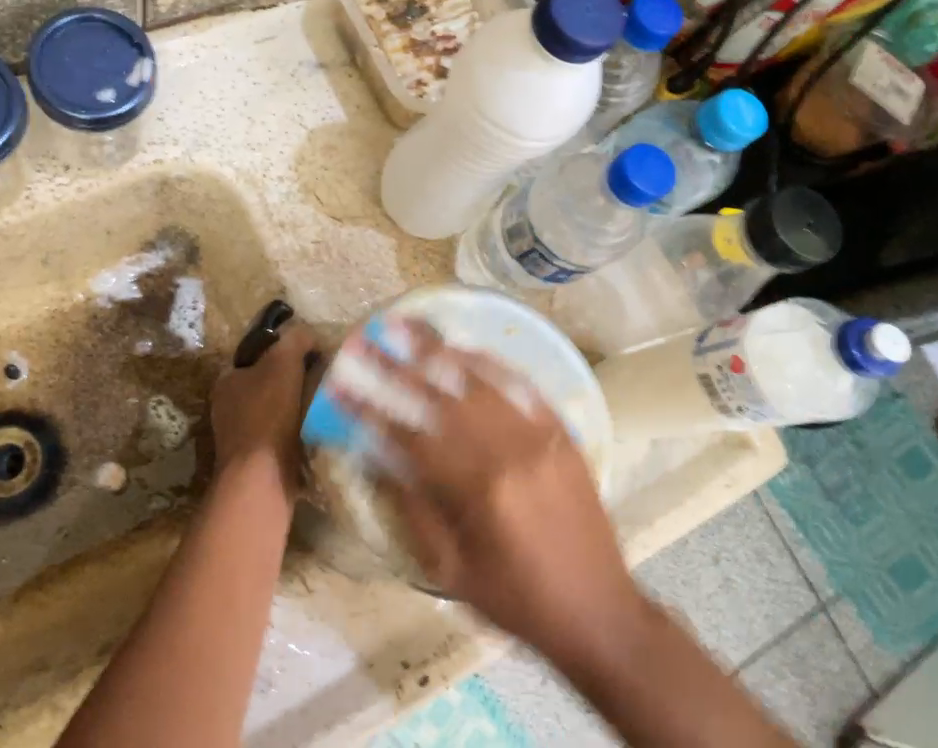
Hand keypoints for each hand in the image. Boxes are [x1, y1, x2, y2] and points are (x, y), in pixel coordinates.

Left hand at [209, 320, 318, 506]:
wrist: (262, 478)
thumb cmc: (269, 414)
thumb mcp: (283, 362)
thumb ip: (295, 339)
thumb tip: (308, 334)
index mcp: (227, 380)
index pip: (257, 355)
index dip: (284, 351)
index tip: (310, 356)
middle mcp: (229, 407)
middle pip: (268, 384)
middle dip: (294, 381)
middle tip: (322, 380)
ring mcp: (241, 437)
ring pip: (277, 412)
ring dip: (299, 408)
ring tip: (325, 406)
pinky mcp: (257, 461)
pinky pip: (282, 437)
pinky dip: (298, 433)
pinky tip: (317, 431)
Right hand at [338, 321, 645, 664]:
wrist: (599, 612)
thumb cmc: (516, 600)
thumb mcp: (450, 569)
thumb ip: (413, 508)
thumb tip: (377, 457)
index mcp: (476, 490)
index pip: (409, 437)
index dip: (369, 410)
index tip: (338, 385)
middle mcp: (508, 452)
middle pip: (440, 398)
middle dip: (395, 367)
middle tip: (364, 340)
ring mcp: (540, 438)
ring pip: (481, 381)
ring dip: (439, 351)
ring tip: (408, 326)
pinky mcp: (563, 435)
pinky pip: (524, 387)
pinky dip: (491, 364)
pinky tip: (465, 349)